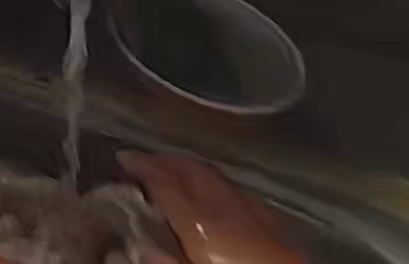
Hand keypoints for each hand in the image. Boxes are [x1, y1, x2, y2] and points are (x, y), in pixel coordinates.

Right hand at [118, 151, 306, 263]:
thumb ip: (168, 262)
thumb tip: (140, 247)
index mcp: (201, 223)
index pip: (163, 181)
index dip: (140, 164)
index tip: (122, 157)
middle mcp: (229, 212)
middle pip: (193, 172)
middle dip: (167, 161)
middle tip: (145, 161)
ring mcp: (262, 223)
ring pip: (221, 182)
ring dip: (196, 173)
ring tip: (178, 176)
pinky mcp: (285, 238)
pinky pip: (248, 200)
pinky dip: (227, 192)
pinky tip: (224, 200)